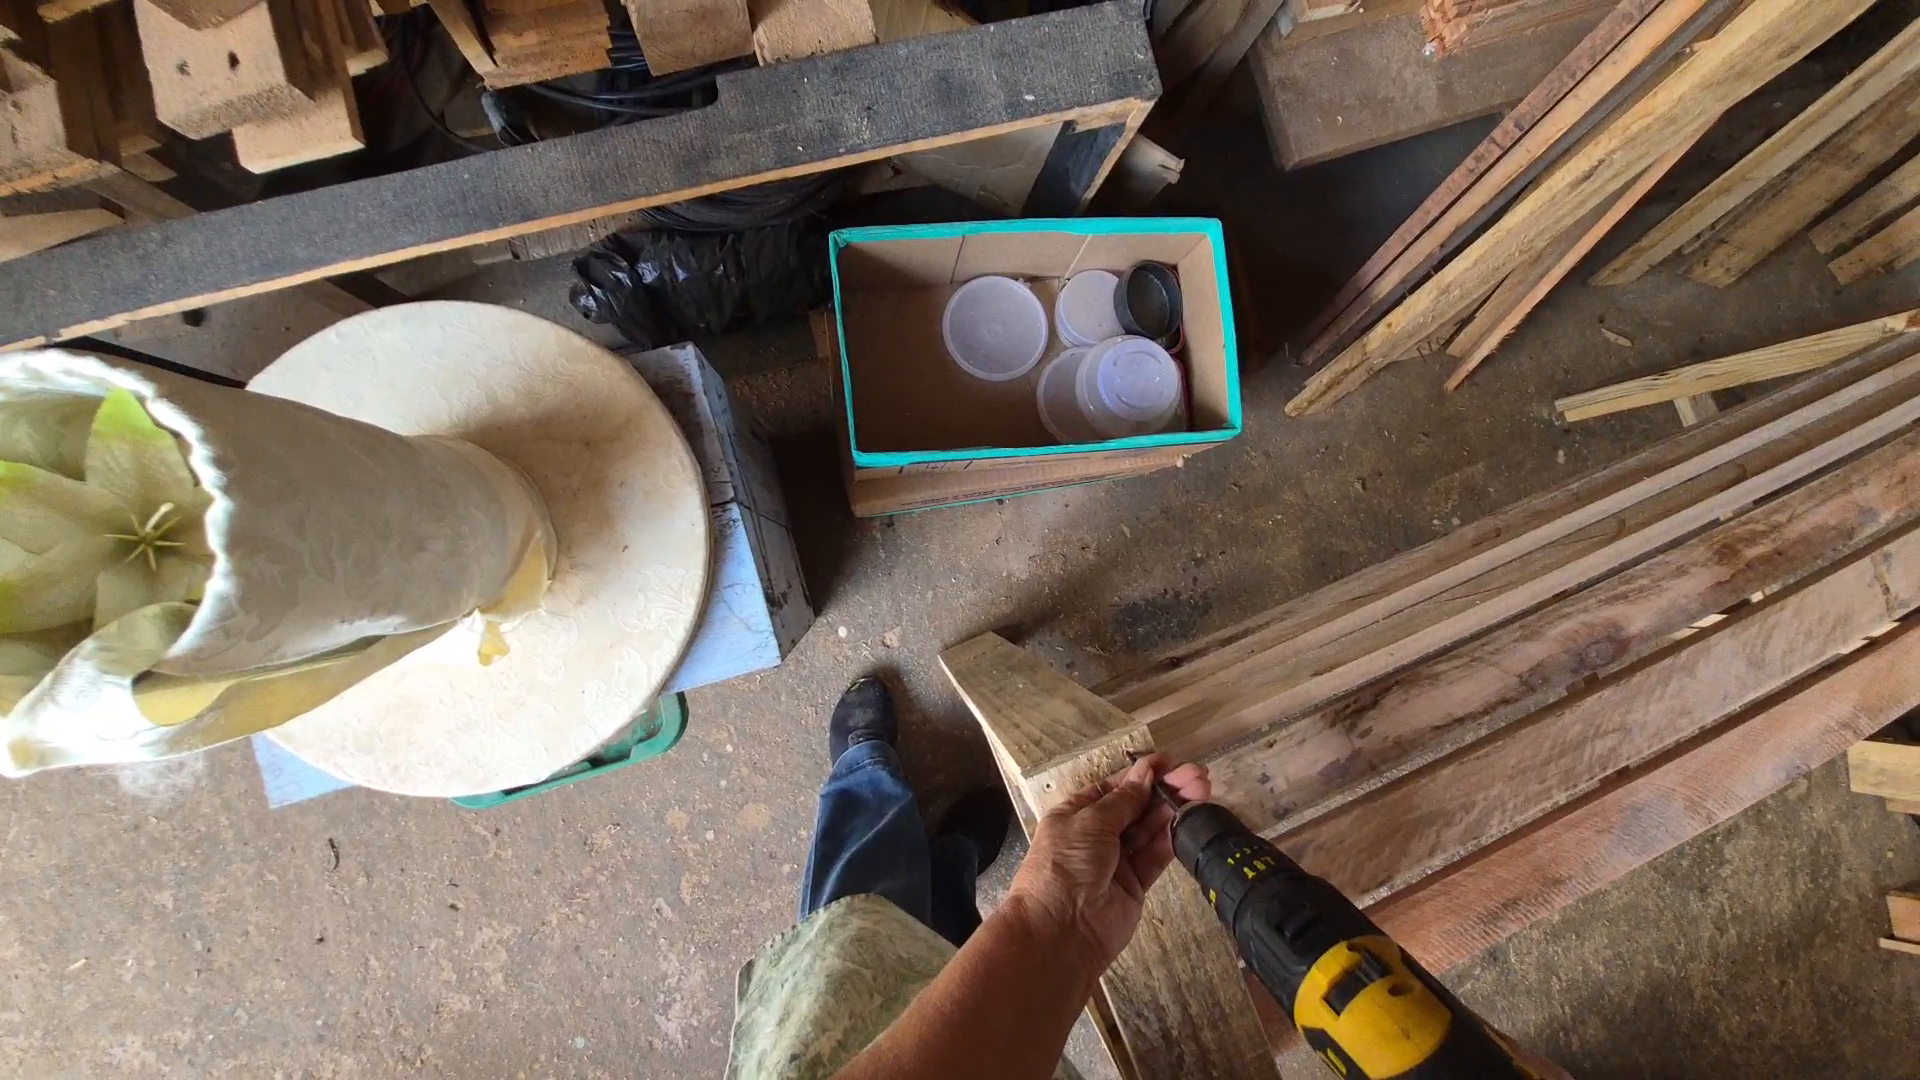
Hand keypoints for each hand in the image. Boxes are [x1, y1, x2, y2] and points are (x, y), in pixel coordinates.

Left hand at [1005, 753, 1211, 971]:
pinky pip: (1155, 855)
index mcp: (1077, 812)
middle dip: (1164, 789)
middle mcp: (1097, 833)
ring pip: (1149, 828)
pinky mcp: (1136, 884)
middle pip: (1136, 805)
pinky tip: (1189, 817)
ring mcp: (1117, 859)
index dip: (1141, 773)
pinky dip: (1171, 837)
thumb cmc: (1066, 863)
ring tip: (1202, 789)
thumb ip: (1123, 801)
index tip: (1169, 761)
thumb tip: (1145, 774)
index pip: (1114, 786)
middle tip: (1197, 775)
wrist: (1061, 929)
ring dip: (1173, 808)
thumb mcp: (1090, 822)